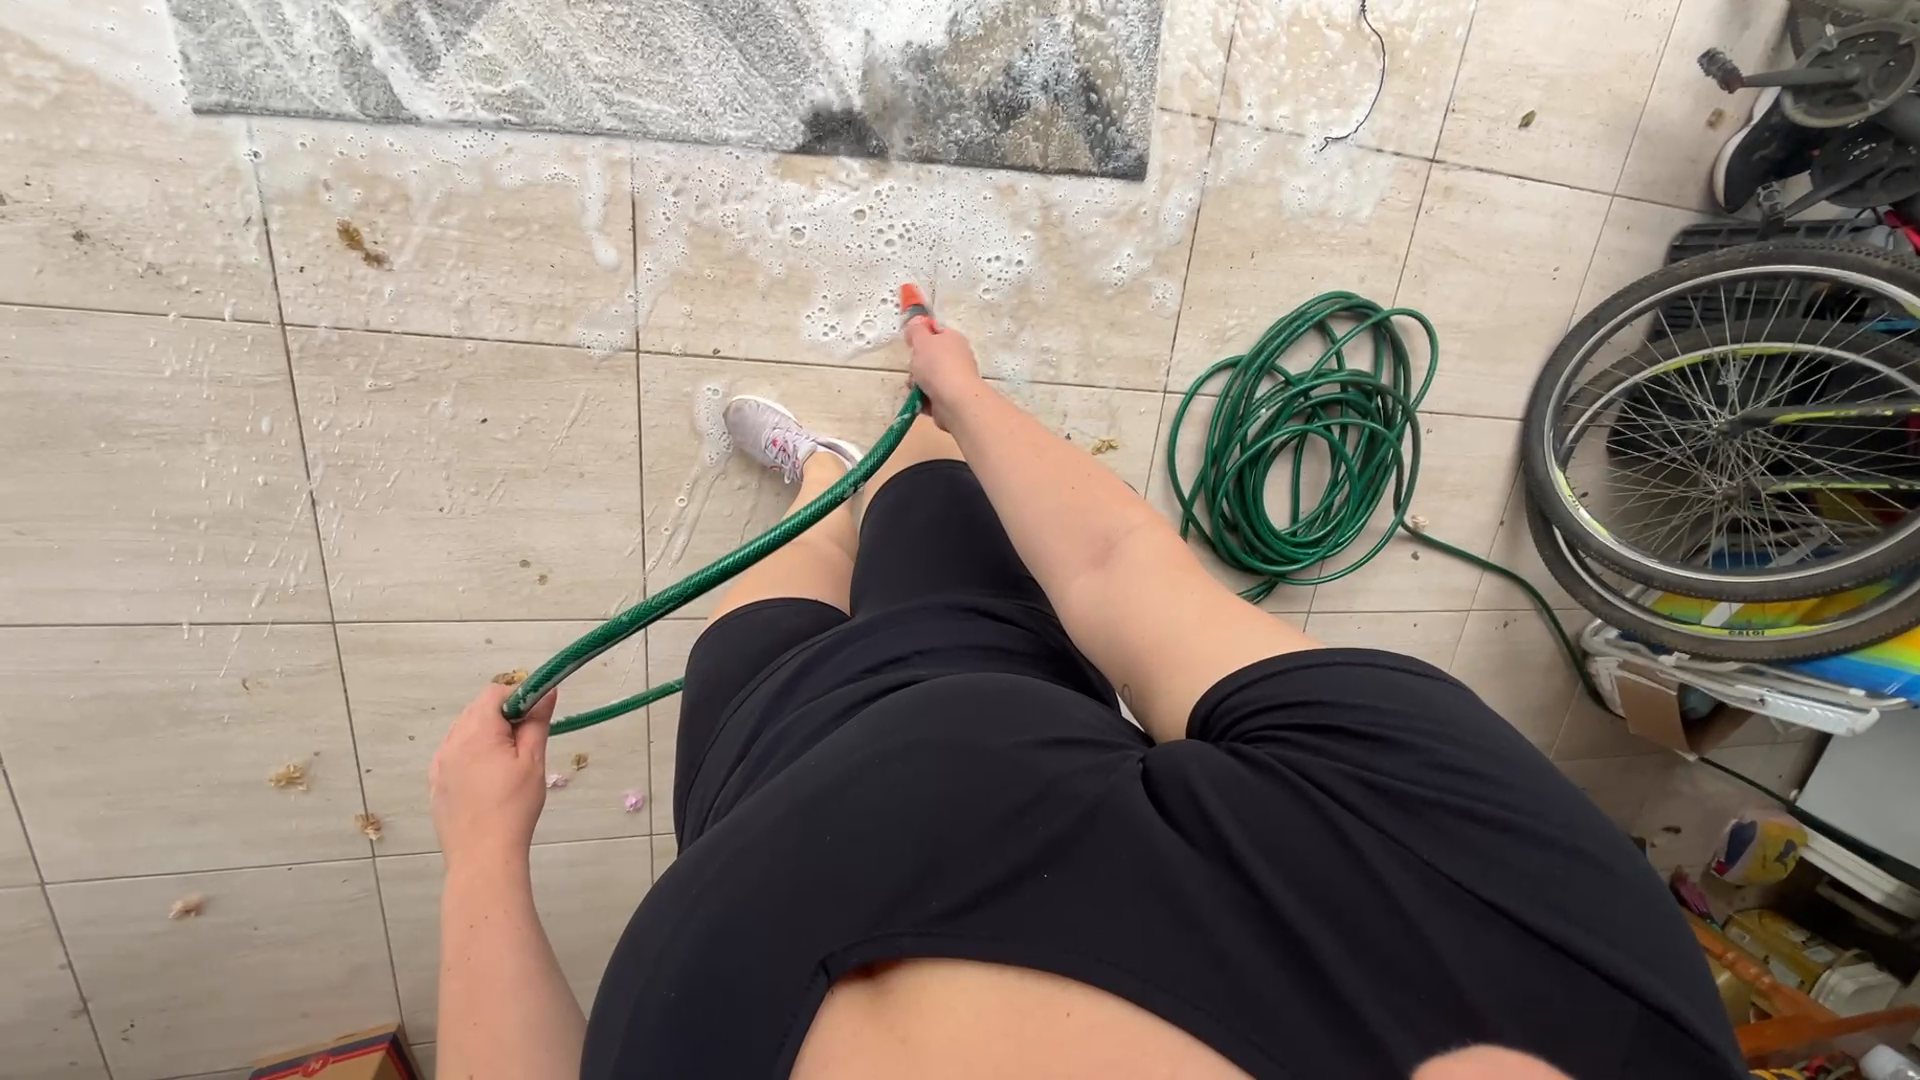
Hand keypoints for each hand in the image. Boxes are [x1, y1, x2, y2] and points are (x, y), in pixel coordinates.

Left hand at [430, 683, 556, 871]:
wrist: (482, 854)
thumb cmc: (514, 804)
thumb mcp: (533, 760)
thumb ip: (537, 721)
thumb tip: (546, 692)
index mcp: (475, 733)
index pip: (494, 693)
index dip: (518, 696)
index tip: (536, 717)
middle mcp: (450, 743)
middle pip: (477, 710)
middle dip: (504, 715)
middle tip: (527, 740)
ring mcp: (439, 764)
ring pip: (465, 731)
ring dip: (488, 733)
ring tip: (509, 761)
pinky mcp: (436, 783)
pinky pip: (455, 754)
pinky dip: (474, 753)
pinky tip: (489, 778)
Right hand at [904, 316, 984, 428]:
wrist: (954, 400)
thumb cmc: (937, 365)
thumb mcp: (922, 341)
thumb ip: (916, 330)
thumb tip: (915, 323)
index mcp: (953, 339)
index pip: (936, 333)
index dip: (921, 337)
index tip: (911, 344)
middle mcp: (957, 357)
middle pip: (929, 358)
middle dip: (916, 365)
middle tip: (914, 369)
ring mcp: (955, 379)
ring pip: (928, 378)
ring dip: (917, 383)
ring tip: (915, 388)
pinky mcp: (951, 398)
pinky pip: (930, 395)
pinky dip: (922, 398)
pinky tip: (919, 400)